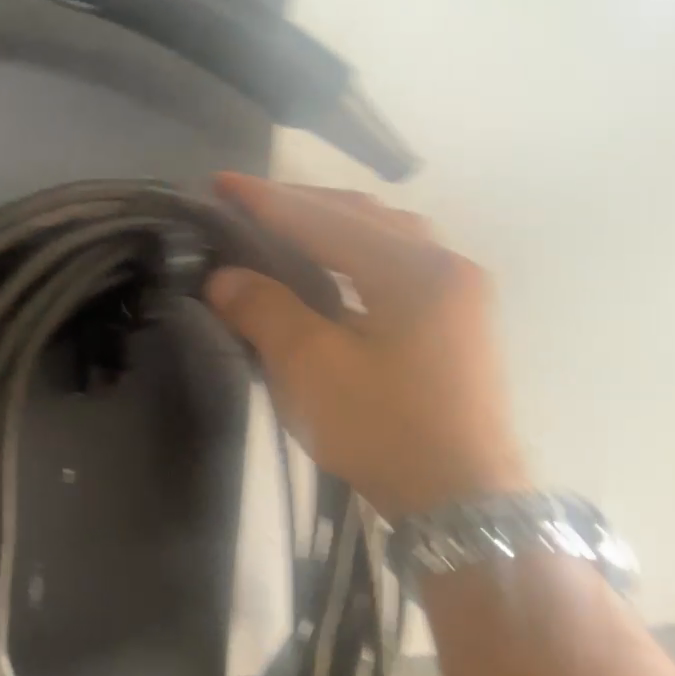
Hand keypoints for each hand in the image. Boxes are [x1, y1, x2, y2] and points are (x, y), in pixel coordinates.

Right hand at [205, 173, 529, 520]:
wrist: (456, 492)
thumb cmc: (380, 424)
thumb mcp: (309, 366)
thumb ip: (264, 310)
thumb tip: (223, 276)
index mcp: (413, 270)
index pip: (325, 221)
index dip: (267, 202)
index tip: (218, 183)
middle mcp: (444, 267)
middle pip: (363, 216)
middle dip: (300, 204)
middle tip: (241, 201)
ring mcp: (454, 295)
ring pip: (382, 238)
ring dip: (326, 226)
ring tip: (276, 226)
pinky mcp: (448, 324)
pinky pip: (390, 265)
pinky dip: (346, 253)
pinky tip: (321, 267)